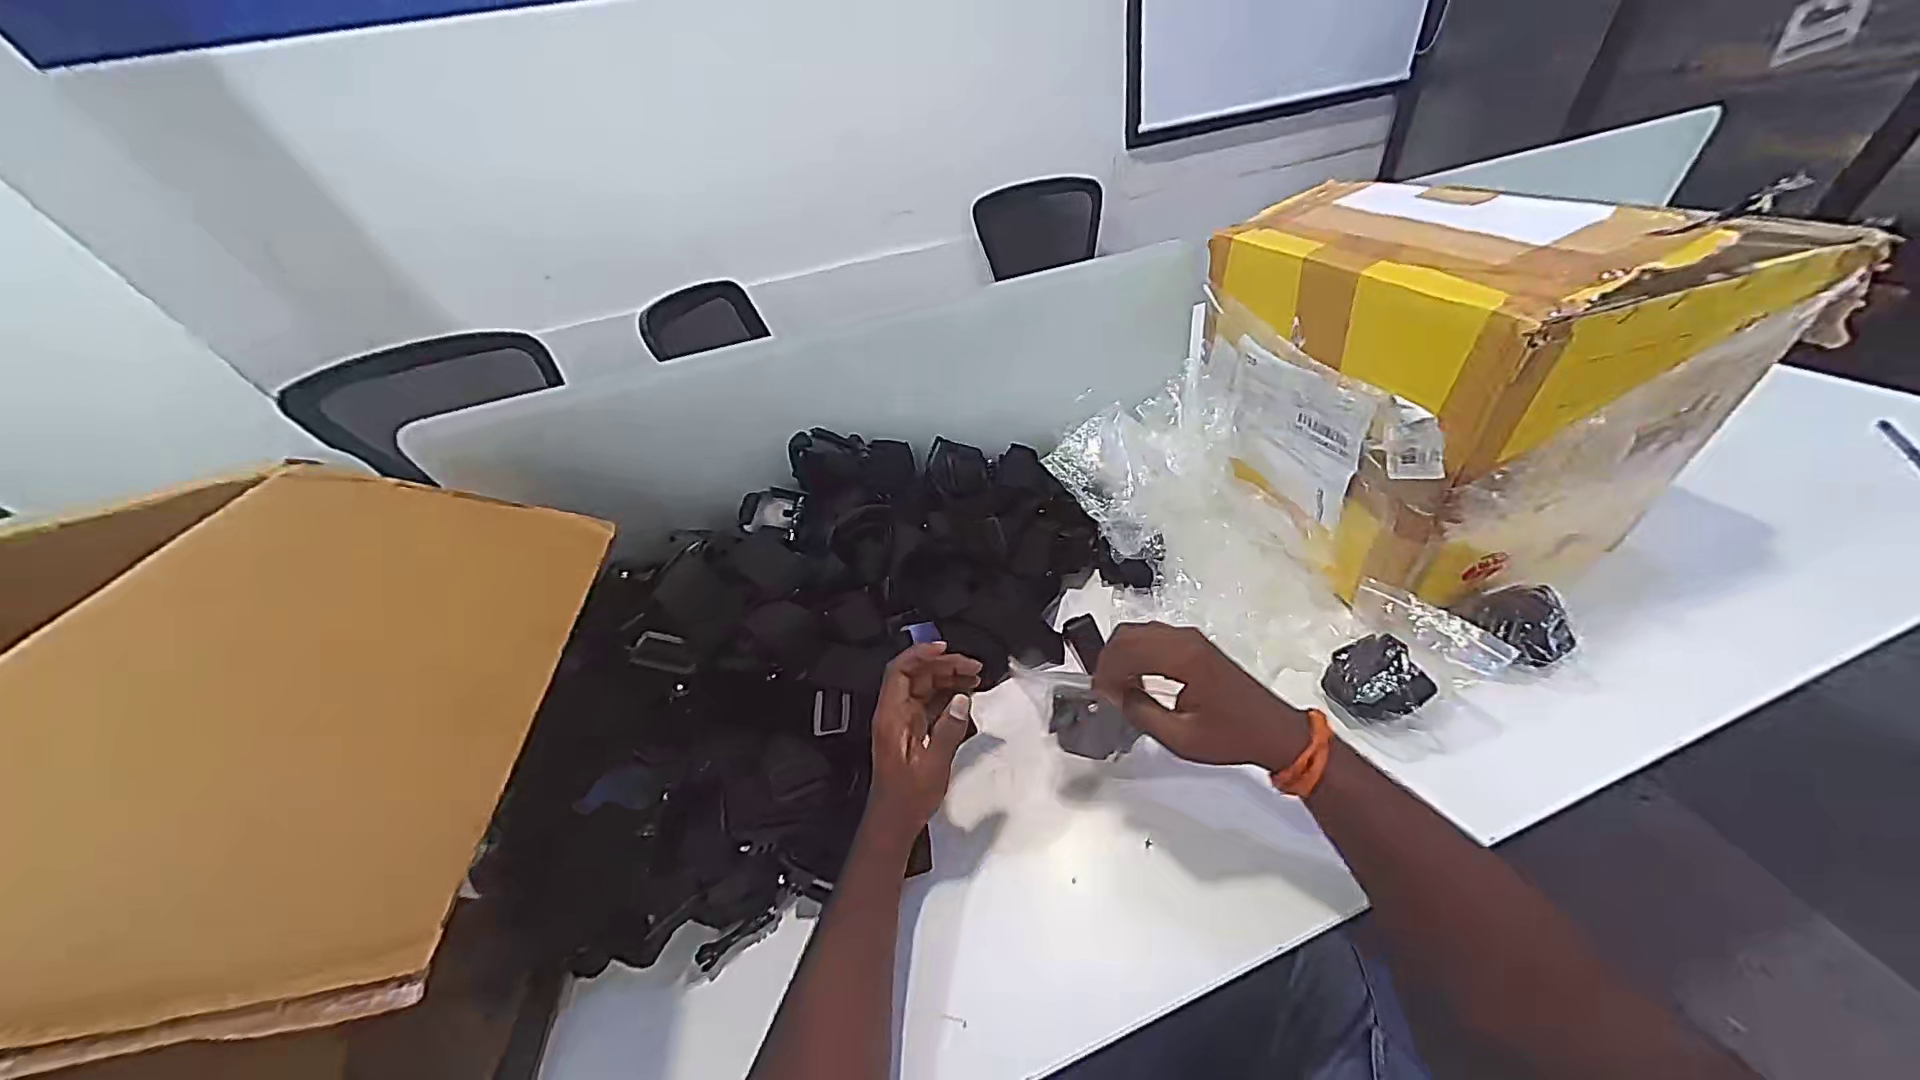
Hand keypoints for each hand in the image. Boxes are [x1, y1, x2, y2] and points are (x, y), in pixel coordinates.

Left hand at [866, 642, 982, 837]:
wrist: (894, 820)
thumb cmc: (905, 798)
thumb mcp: (933, 765)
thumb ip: (948, 730)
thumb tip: (961, 701)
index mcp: (891, 717)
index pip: (901, 670)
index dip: (921, 654)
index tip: (943, 648)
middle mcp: (894, 714)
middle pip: (916, 674)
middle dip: (944, 664)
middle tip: (971, 665)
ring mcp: (902, 720)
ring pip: (924, 685)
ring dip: (947, 677)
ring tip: (973, 675)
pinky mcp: (912, 728)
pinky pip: (929, 700)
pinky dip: (946, 692)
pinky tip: (963, 693)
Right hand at [1092, 622, 1310, 772]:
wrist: (1275, 731)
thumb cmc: (1234, 736)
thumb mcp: (1181, 738)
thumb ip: (1142, 713)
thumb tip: (1118, 696)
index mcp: (1185, 659)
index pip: (1127, 651)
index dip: (1106, 672)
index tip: (1100, 694)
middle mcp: (1186, 640)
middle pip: (1128, 635)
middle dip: (1108, 661)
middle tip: (1104, 690)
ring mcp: (1191, 639)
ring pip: (1138, 632)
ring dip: (1121, 655)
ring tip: (1117, 686)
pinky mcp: (1195, 644)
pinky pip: (1153, 637)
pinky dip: (1136, 652)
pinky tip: (1136, 678)